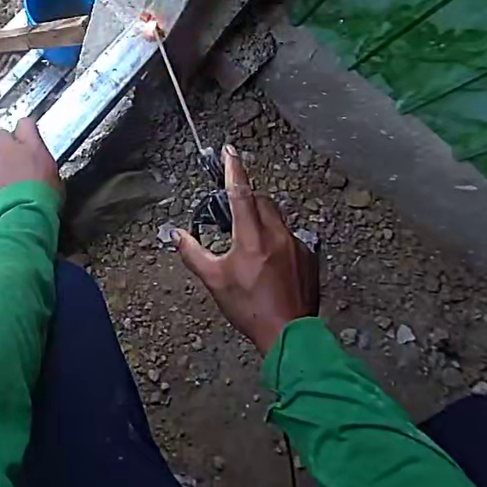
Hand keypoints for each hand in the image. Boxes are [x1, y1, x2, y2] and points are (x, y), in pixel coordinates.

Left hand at [0, 118, 60, 205]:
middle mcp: (9, 150)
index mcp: (32, 147)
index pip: (25, 125)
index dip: (23, 130)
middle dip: (2, 144)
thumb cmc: (46, 199)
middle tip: (8, 157)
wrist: (25, 214)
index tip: (25, 137)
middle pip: (0, 135)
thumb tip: (42, 174)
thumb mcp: (55, 181)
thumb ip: (44, 170)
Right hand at [175, 146, 319, 353]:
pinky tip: (269, 260)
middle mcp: (277, 236)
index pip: (241, 194)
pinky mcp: (309, 258)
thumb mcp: (214, 280)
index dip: (233, 169)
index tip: (229, 151)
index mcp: (251, 238)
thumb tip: (177, 235)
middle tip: (233, 208)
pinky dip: (277, 239)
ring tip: (250, 239)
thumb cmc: (250, 308)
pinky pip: (290, 237)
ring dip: (262, 218)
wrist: (289, 334)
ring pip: (277, 218)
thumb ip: (193, 253)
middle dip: (248, 197)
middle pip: (262, 201)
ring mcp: (296, 246)